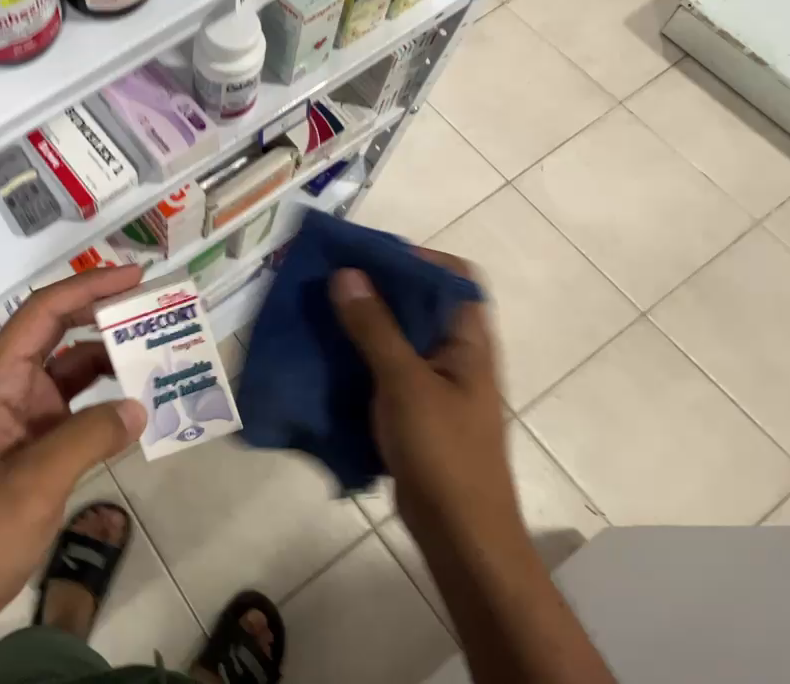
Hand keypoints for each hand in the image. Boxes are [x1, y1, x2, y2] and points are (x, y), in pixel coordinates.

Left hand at [0, 266, 147, 629]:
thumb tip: (140, 405)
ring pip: (72, 368)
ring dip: (110, 356)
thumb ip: (90, 437)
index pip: (43, 314)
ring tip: (156, 348)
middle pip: (58, 331)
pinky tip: (139, 403)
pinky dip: (108, 399)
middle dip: (102, 312)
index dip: (87, 288)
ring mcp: (25, 414)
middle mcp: (11, 387)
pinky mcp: (39, 442)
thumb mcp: (37, 480)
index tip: (133, 277)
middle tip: (152, 303)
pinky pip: (79, 406)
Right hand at [329, 251, 518, 535]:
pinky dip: (359, 356)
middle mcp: (456, 355)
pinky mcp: (414, 410)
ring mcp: (436, 384)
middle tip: (331, 278)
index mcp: (469, 340)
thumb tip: (347, 273)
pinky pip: (385, 368)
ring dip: (364, 322)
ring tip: (319, 310)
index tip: (369, 256)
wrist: (460, 533)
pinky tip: (326, 355)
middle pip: (421, 304)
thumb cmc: (443, 451)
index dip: (418, 258)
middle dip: (378, 287)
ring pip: (399, 337)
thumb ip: (375, 327)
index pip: (455, 277)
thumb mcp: (405, 383)